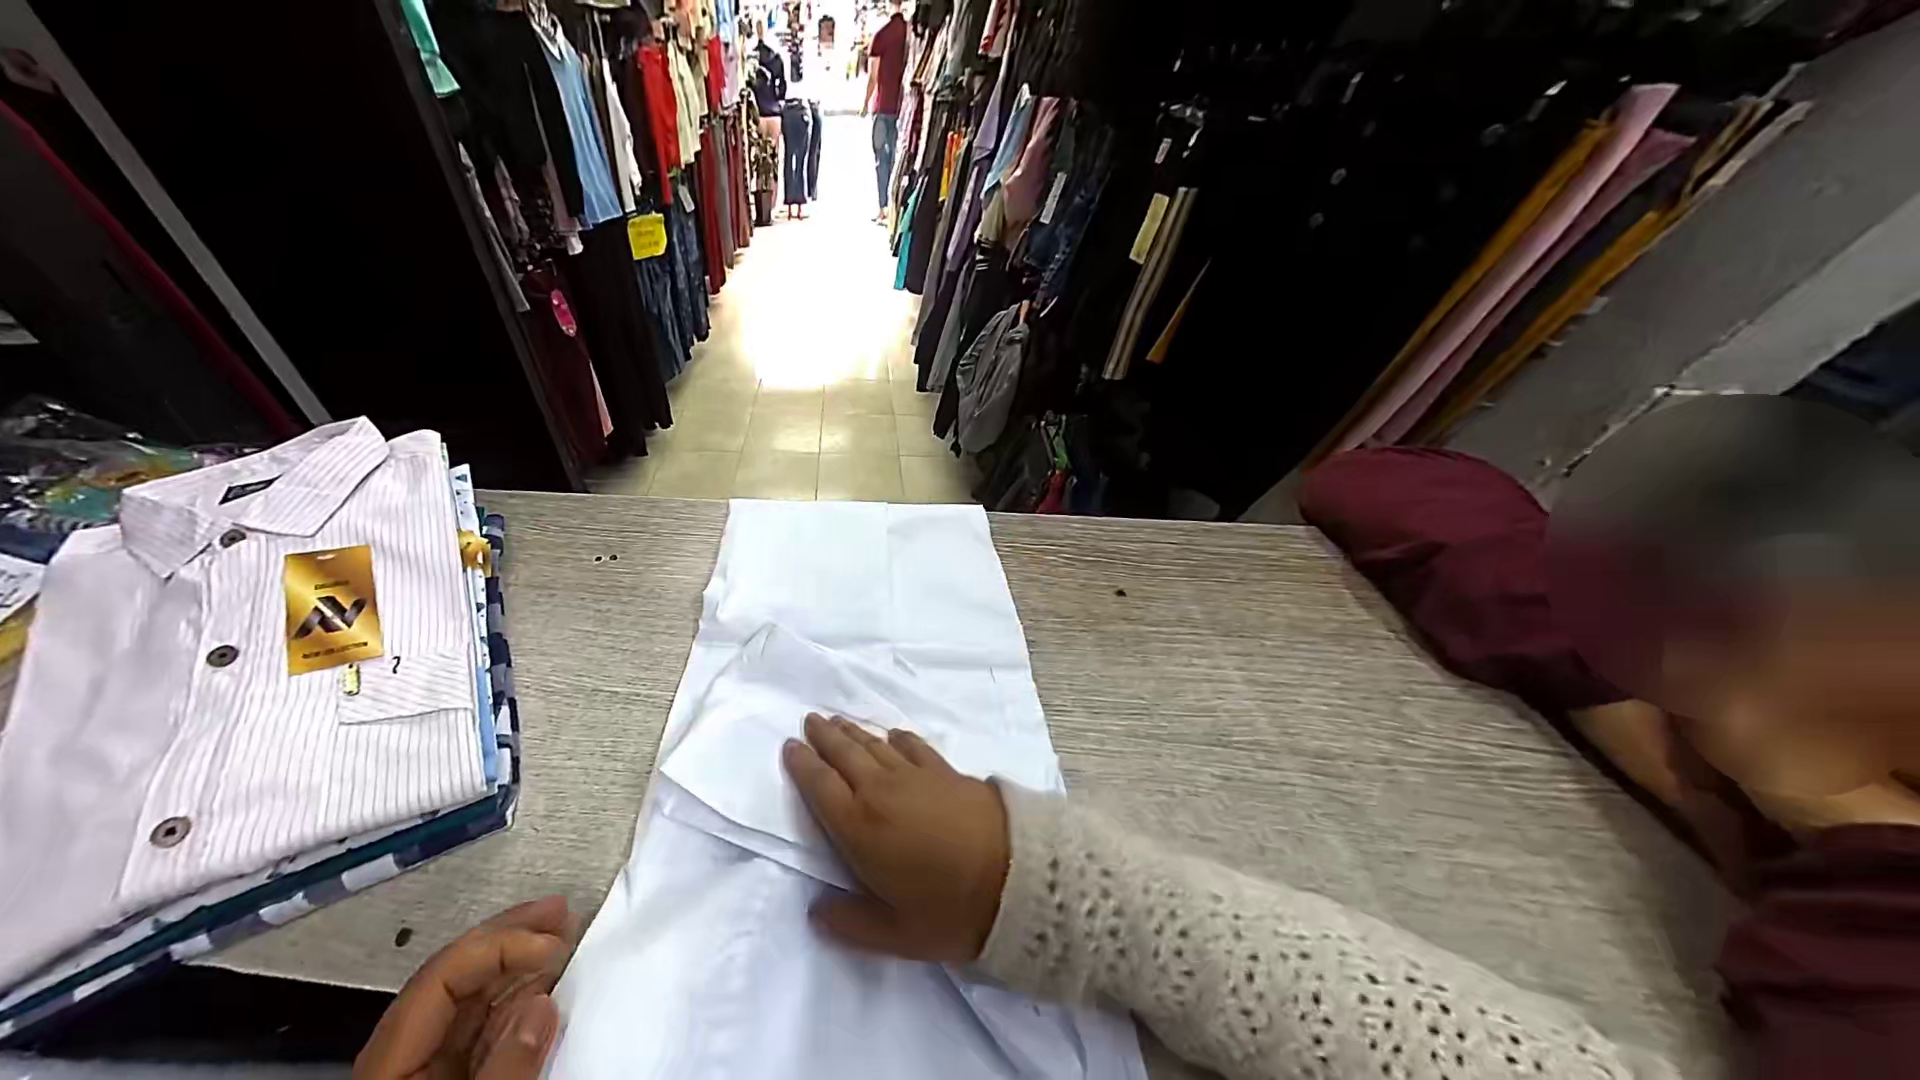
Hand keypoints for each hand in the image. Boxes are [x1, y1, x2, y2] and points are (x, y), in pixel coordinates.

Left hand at [354, 897, 575, 1079]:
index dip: (499, 945)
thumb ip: (503, 1068)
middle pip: (456, 978)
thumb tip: (542, 1003)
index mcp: (388, 1066)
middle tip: (562, 910)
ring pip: (475, 999)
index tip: (552, 940)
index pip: (439, 977)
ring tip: (567, 936)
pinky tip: (553, 983)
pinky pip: (489, 1026)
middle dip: (512, 936)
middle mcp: (404, 1057)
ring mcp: (429, 1069)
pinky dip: (525, 996)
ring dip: (524, 961)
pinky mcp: (456, 1078)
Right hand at [782, 713, 1009, 961]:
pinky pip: (914, 746)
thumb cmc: (950, 909)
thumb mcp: (895, 934)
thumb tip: (815, 911)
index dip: (803, 764)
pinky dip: (899, 738)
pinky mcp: (946, 771)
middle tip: (810, 719)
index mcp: (859, 828)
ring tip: (838, 720)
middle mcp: (881, 792)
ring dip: (855, 732)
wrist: (1016, 873)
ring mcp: (917, 776)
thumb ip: (850, 924)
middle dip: (825, 736)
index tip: (790, 746)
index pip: (821, 787)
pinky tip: (894, 734)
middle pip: (845, 755)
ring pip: (876, 745)